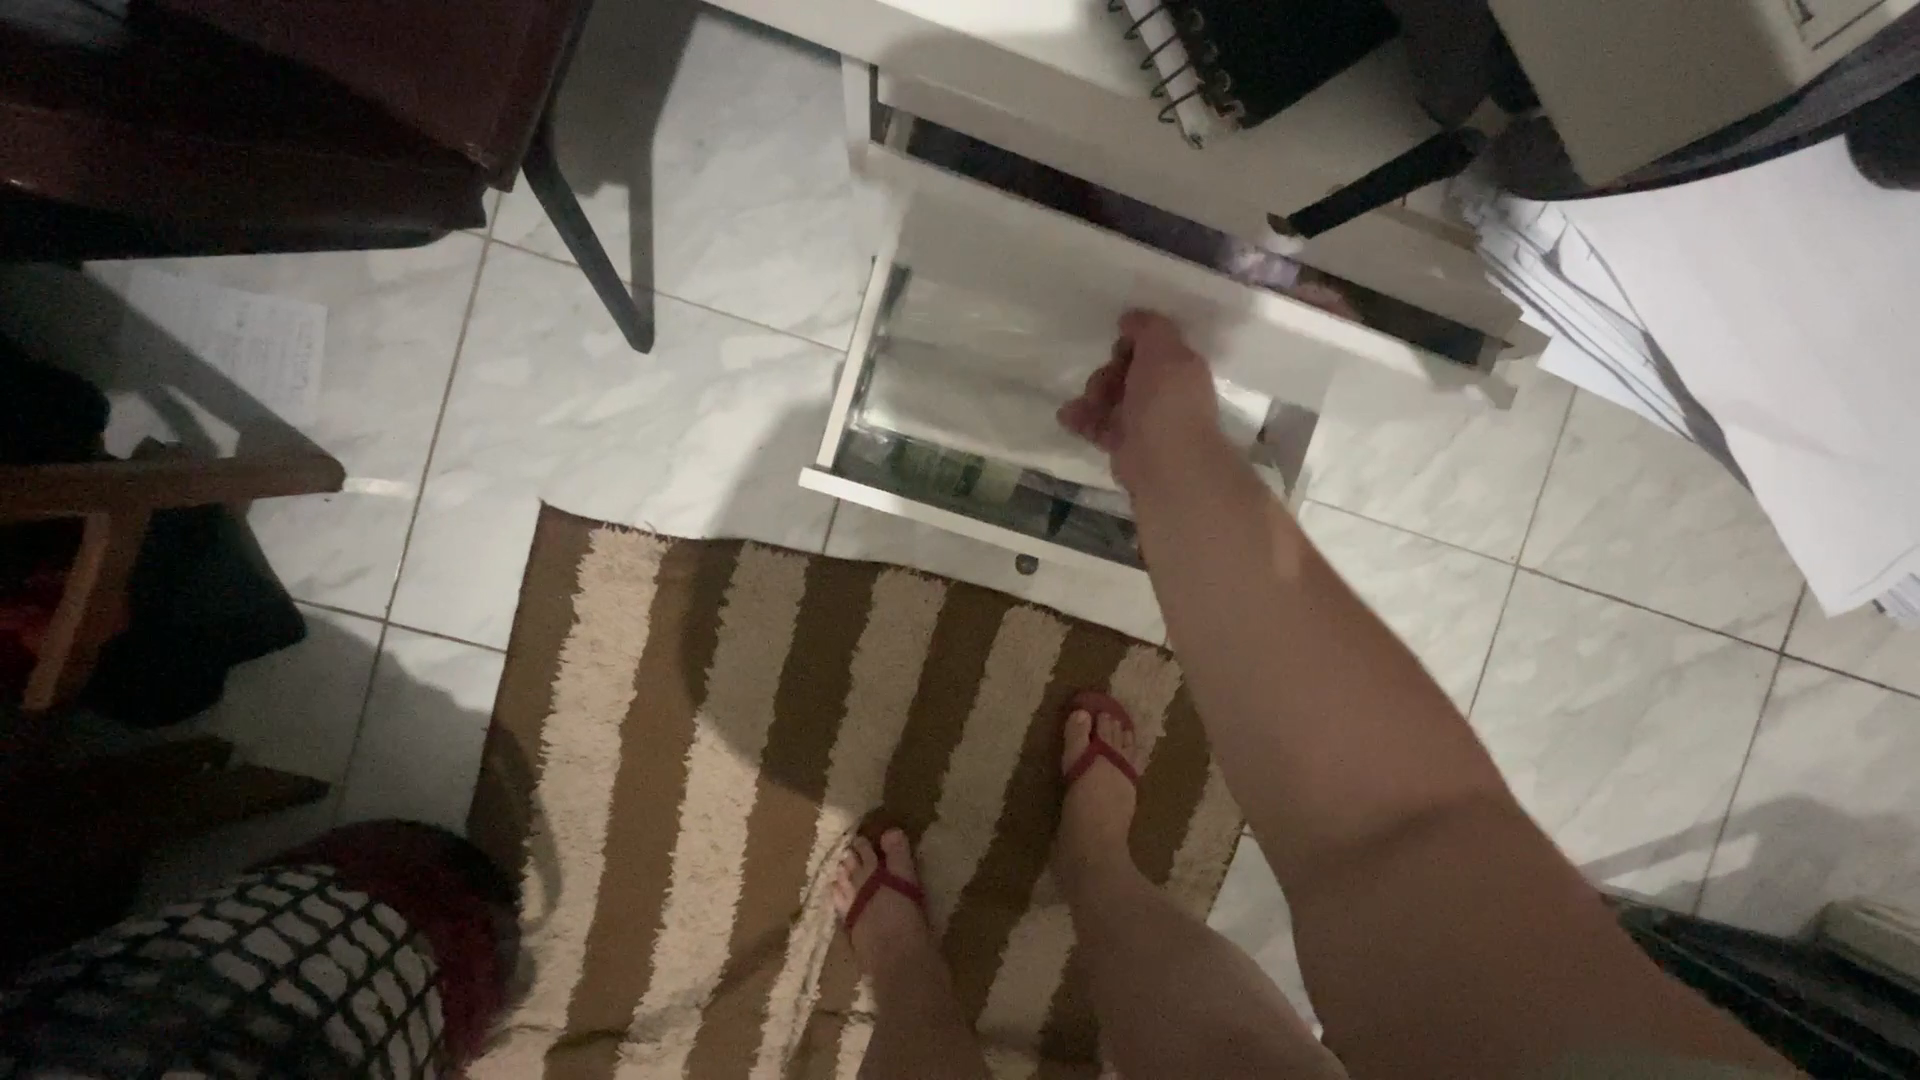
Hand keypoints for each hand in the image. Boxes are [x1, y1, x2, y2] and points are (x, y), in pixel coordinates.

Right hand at [1057, 311, 1224, 489]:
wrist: (1164, 463)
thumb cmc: (1167, 402)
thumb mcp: (1163, 350)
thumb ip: (1148, 328)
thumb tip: (1131, 319)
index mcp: (1178, 369)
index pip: (1150, 347)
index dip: (1130, 344)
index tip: (1119, 347)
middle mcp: (1163, 394)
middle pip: (1124, 373)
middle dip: (1107, 374)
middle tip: (1104, 385)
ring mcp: (1143, 421)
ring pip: (1109, 399)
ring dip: (1091, 397)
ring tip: (1083, 406)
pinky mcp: (1123, 445)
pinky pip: (1097, 425)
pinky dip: (1082, 420)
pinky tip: (1067, 417)